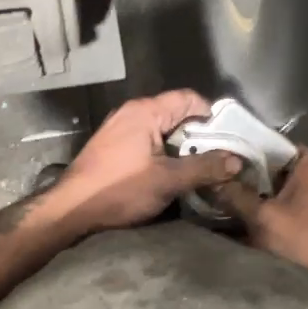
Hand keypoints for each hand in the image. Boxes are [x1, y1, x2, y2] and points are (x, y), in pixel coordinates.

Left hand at [50, 90, 242, 232]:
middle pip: (176, 114)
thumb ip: (204, 167)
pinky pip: (147, 141)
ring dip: (181, 147)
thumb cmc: (119, 190)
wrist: (70, 210)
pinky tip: (171, 174)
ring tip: (199, 170)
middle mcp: (131, 112)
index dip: (212, 116)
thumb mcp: (168, 180)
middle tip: (218, 159)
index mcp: (145, 111)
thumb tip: (237, 161)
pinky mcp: (112, 146)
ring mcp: (119, 129)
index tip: (228, 140)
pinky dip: (163, 153)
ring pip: (162, 130)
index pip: (189, 98)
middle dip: (199, 135)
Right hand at [208, 148, 307, 292]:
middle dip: (248, 171)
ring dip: (255, 191)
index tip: (223, 153)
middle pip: (275, 165)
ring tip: (224, 192)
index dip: (248, 146)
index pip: (274, 143)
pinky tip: (243, 213)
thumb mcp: (262, 217)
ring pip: (278, 186)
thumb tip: (211, 178)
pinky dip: (267, 205)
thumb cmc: (301, 243)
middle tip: (218, 175)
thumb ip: (236, 195)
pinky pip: (285, 202)